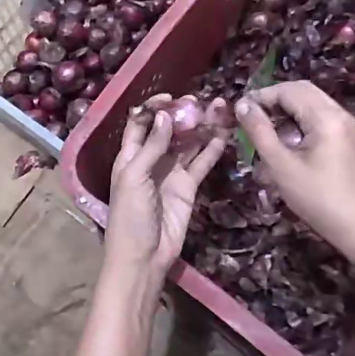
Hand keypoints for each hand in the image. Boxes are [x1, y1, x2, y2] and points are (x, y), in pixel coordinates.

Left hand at [104, 96, 229, 283]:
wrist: (144, 257)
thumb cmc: (130, 216)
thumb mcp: (135, 177)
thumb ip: (151, 146)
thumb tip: (166, 116)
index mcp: (130, 156)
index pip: (141, 123)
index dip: (153, 108)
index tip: (171, 98)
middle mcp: (151, 160)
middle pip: (168, 131)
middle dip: (182, 115)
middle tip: (200, 102)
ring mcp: (171, 173)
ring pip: (188, 144)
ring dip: (201, 128)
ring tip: (218, 110)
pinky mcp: (188, 187)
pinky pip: (201, 163)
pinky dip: (212, 149)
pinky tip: (224, 134)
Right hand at [235, 81, 354, 255]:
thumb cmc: (319, 200)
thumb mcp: (282, 167)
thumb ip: (260, 132)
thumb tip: (242, 105)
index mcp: (327, 117)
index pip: (288, 90)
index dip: (261, 96)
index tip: (239, 111)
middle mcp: (342, 114)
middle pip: (303, 91)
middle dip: (275, 99)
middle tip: (251, 118)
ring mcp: (351, 127)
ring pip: (314, 104)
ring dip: (288, 110)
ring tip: (266, 132)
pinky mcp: (353, 140)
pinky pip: (324, 118)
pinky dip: (303, 121)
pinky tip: (290, 143)